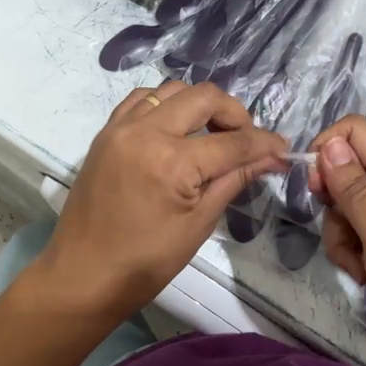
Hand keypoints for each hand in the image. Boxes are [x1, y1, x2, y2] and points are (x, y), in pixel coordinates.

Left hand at [39, 81, 285, 321]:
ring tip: (211, 134)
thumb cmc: (145, 262)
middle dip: (233, 113)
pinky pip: (142, 99)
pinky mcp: (106, 132)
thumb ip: (234, 180)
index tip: (283, 148)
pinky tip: (176, 129)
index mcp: (172, 162)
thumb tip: (271, 158)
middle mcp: (145, 132)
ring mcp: (121, 128)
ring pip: (172, 90)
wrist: (82, 275)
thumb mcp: (198, 224)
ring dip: (199, 105)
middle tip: (245, 140)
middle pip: (203, 97)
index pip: (232, 142)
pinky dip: (166, 104)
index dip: (264, 144)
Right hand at [309, 115, 365, 354]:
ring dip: (343, 235)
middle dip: (333, 205)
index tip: (317, 192)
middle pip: (347, 168)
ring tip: (361, 269)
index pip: (354, 130)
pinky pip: (363, 225)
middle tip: (344, 240)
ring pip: (349, 202)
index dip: (326, 151)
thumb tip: (330, 145)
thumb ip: (356, 192)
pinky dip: (356, 248)